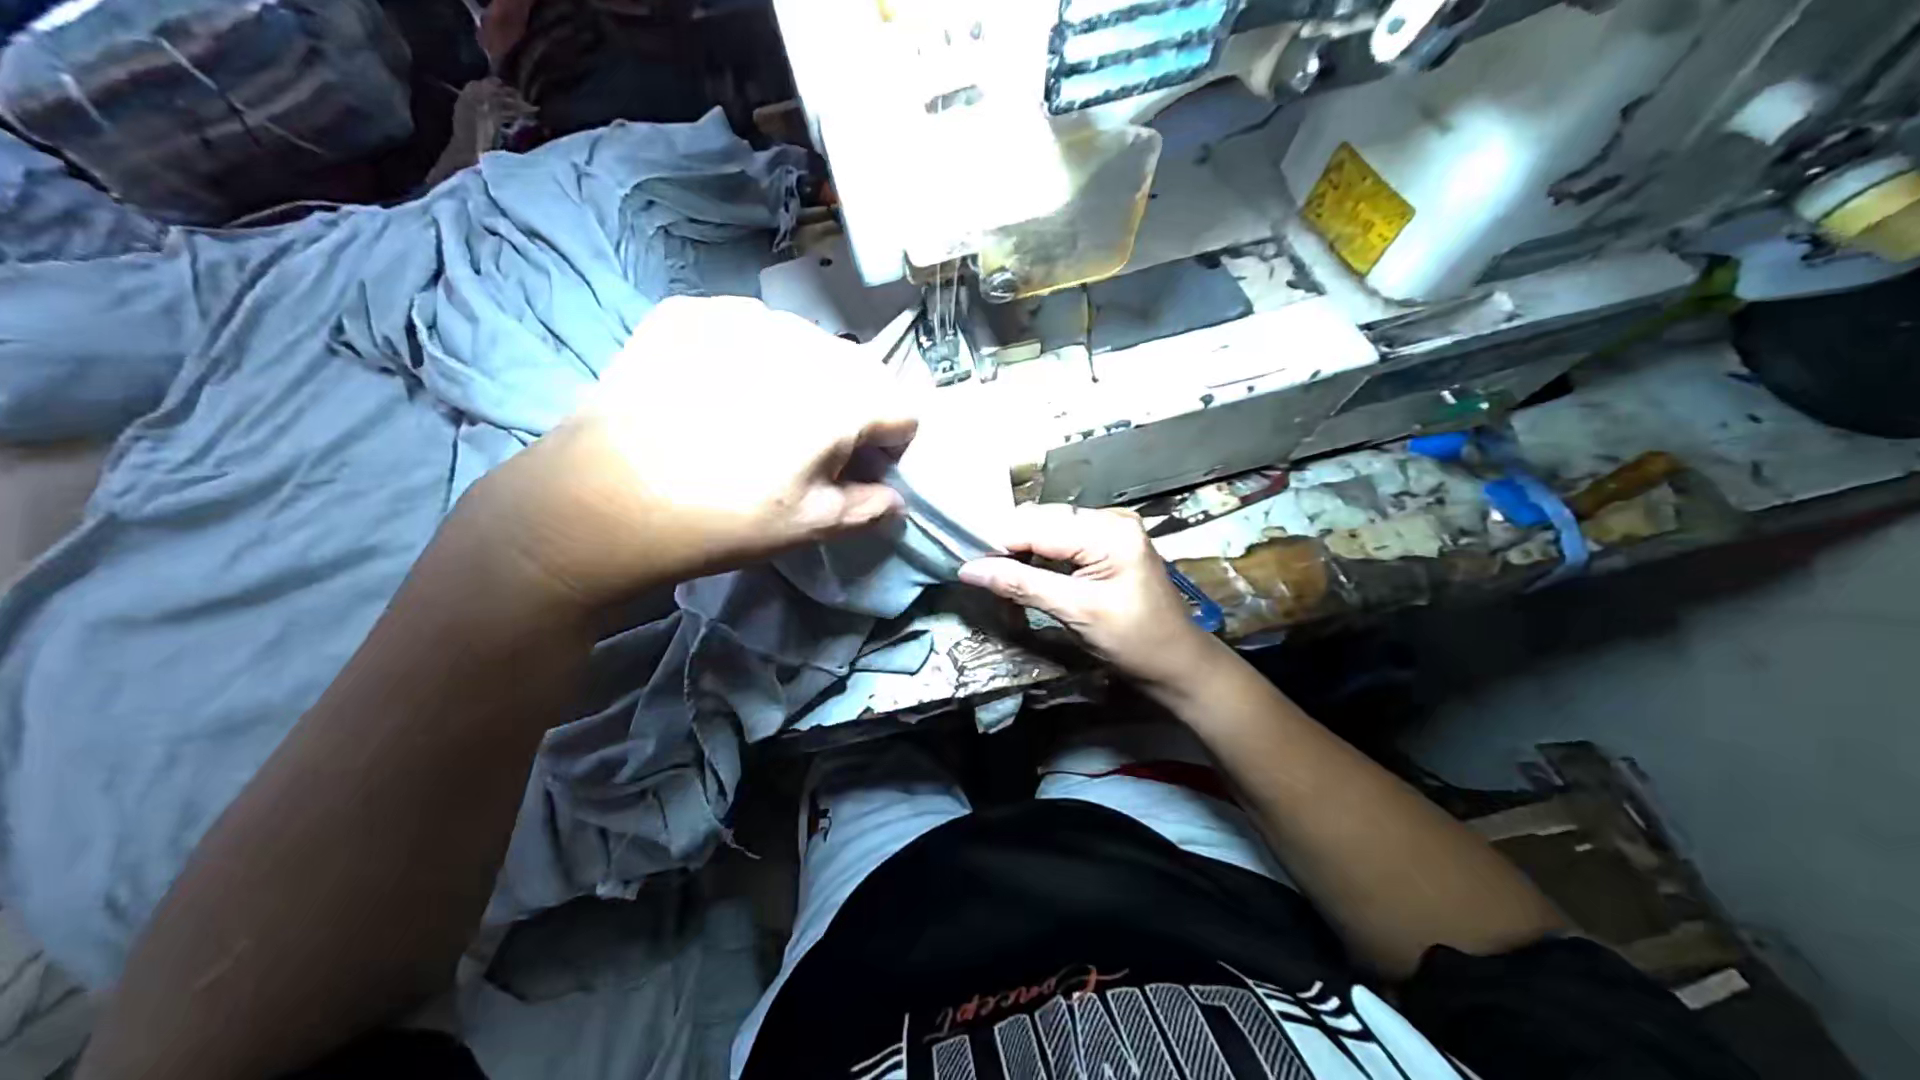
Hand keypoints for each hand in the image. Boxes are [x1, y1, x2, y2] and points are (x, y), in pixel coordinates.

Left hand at [452, 296, 917, 615]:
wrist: (598, 500)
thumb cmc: (720, 521)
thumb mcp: (806, 527)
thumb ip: (866, 509)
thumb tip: (892, 499)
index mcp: (844, 396)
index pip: (903, 408)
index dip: (889, 444)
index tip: (859, 469)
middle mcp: (804, 341)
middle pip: (859, 369)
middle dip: (852, 406)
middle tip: (810, 447)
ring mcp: (743, 316)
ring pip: (806, 342)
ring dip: (804, 375)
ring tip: (758, 416)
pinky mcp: (691, 311)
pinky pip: (748, 326)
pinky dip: (751, 354)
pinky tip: (717, 390)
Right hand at [959, 504, 1217, 690]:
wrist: (1177, 663)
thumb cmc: (1135, 642)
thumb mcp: (1076, 613)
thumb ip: (1022, 585)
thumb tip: (969, 569)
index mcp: (1109, 531)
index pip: (1036, 526)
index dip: (997, 542)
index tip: (964, 562)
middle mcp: (1108, 519)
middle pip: (1039, 522)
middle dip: (1007, 547)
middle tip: (978, 575)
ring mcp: (1109, 529)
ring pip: (1045, 530)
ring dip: (1019, 554)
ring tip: (997, 579)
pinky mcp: (1105, 544)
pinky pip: (1059, 541)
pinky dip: (1037, 559)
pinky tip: (1023, 577)